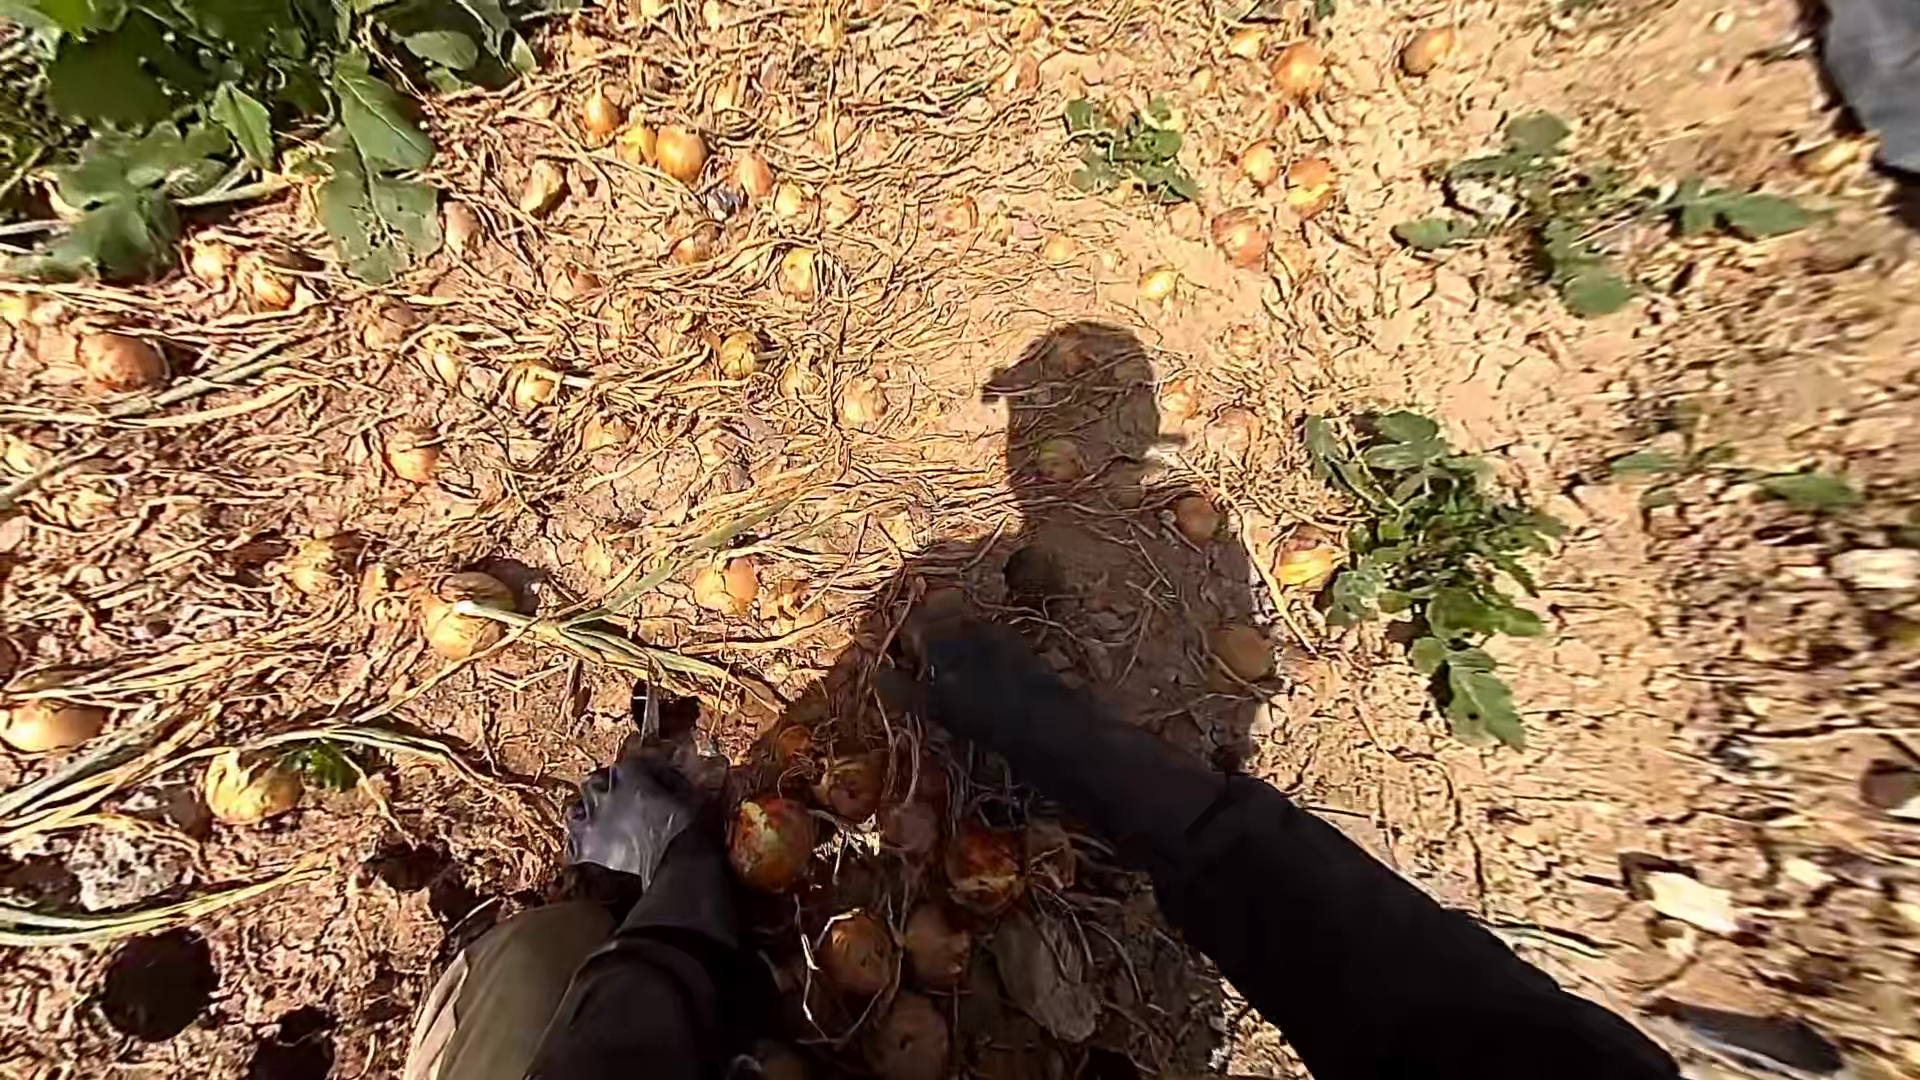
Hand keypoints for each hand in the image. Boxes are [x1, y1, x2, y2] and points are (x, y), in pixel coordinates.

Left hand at [565, 754, 704, 888]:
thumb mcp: (684, 788)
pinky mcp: (587, 849)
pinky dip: (579, 842)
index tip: (647, 775)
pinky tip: (591, 843)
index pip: (625, 763)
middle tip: (621, 794)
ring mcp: (592, 822)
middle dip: (605, 786)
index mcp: (629, 773)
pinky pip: (572, 844)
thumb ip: (666, 776)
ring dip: (586, 811)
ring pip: (575, 810)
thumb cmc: (686, 820)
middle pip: (593, 782)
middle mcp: (605, 793)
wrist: (676, 858)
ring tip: (600, 816)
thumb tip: (662, 771)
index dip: (636, 769)